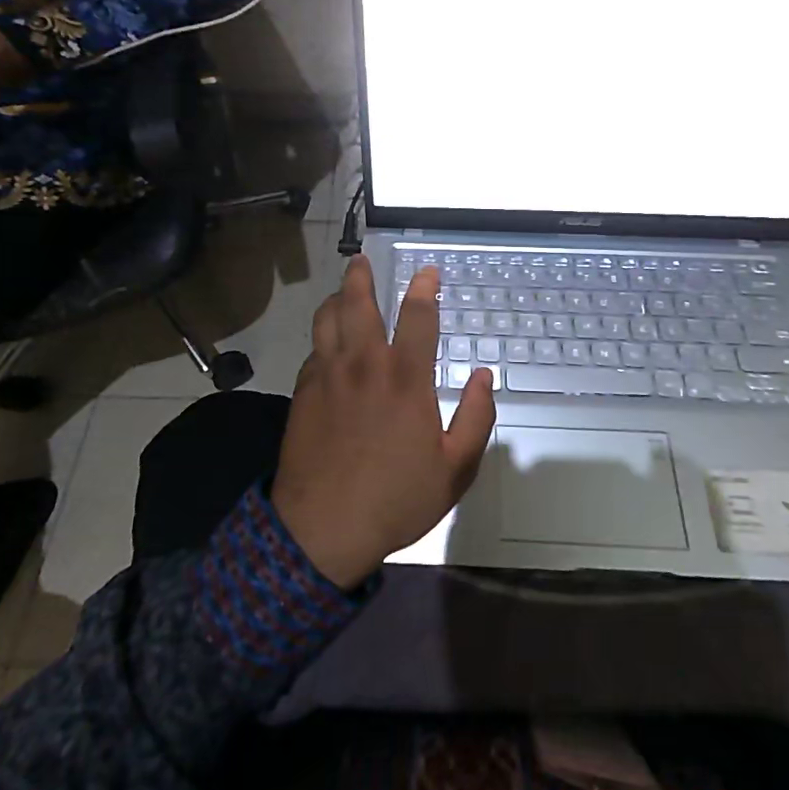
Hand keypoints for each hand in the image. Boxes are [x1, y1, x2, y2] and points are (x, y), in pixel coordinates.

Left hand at [271, 258, 496, 588]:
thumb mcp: (456, 468)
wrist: (324, 529)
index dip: (424, 288)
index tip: (427, 272)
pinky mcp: (303, 394)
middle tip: (362, 260)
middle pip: (358, 304)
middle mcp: (364, 366)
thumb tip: (486, 377)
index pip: (417, 316)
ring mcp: (328, 378)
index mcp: (406, 379)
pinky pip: (312, 352)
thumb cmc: (397, 499)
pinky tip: (327, 345)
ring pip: (327, 320)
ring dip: (336, 298)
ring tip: (343, 291)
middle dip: (362, 276)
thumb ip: (477, 418)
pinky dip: (322, 339)